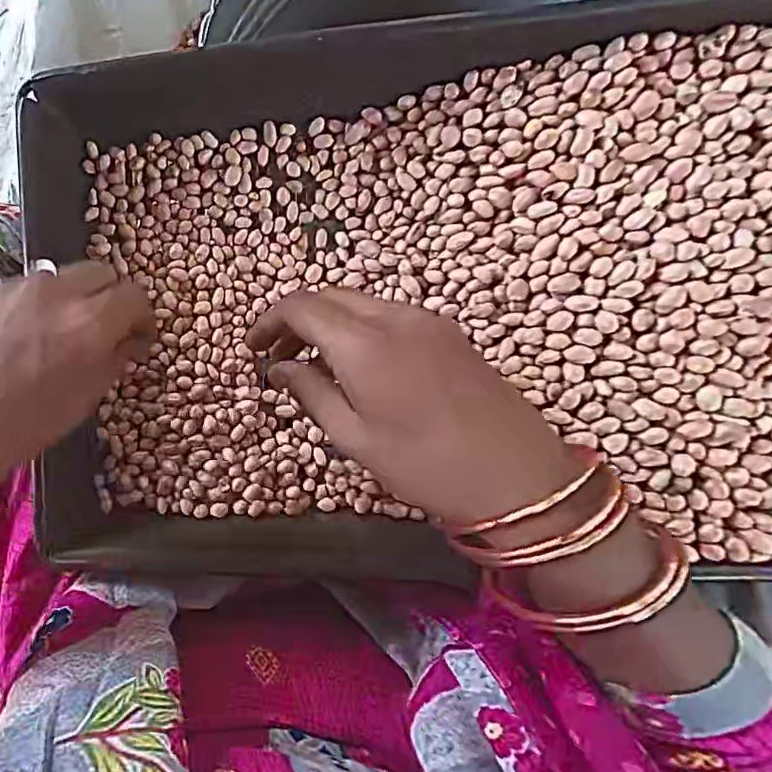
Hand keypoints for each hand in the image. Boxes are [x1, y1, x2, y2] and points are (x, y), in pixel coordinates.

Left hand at [0, 262, 154, 501]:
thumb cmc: (20, 429)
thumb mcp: (83, 401)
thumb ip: (114, 359)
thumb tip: (129, 340)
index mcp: (88, 323)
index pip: (135, 295)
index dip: (142, 317)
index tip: (136, 336)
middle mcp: (55, 291)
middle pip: (102, 271)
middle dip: (110, 298)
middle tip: (104, 330)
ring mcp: (16, 286)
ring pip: (62, 276)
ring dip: (73, 298)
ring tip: (58, 334)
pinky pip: (25, 288)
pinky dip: (36, 305)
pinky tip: (19, 339)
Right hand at [245, 288, 579, 525]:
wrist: (518, 475)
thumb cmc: (425, 466)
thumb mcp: (354, 438)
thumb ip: (310, 393)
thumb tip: (280, 368)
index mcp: (364, 343)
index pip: (300, 306)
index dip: (268, 322)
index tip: (253, 349)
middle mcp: (393, 316)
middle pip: (328, 296)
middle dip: (295, 320)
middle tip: (279, 359)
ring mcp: (426, 319)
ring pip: (359, 303)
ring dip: (328, 323)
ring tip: (315, 367)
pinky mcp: (447, 331)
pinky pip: (389, 314)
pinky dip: (359, 329)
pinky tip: (358, 367)